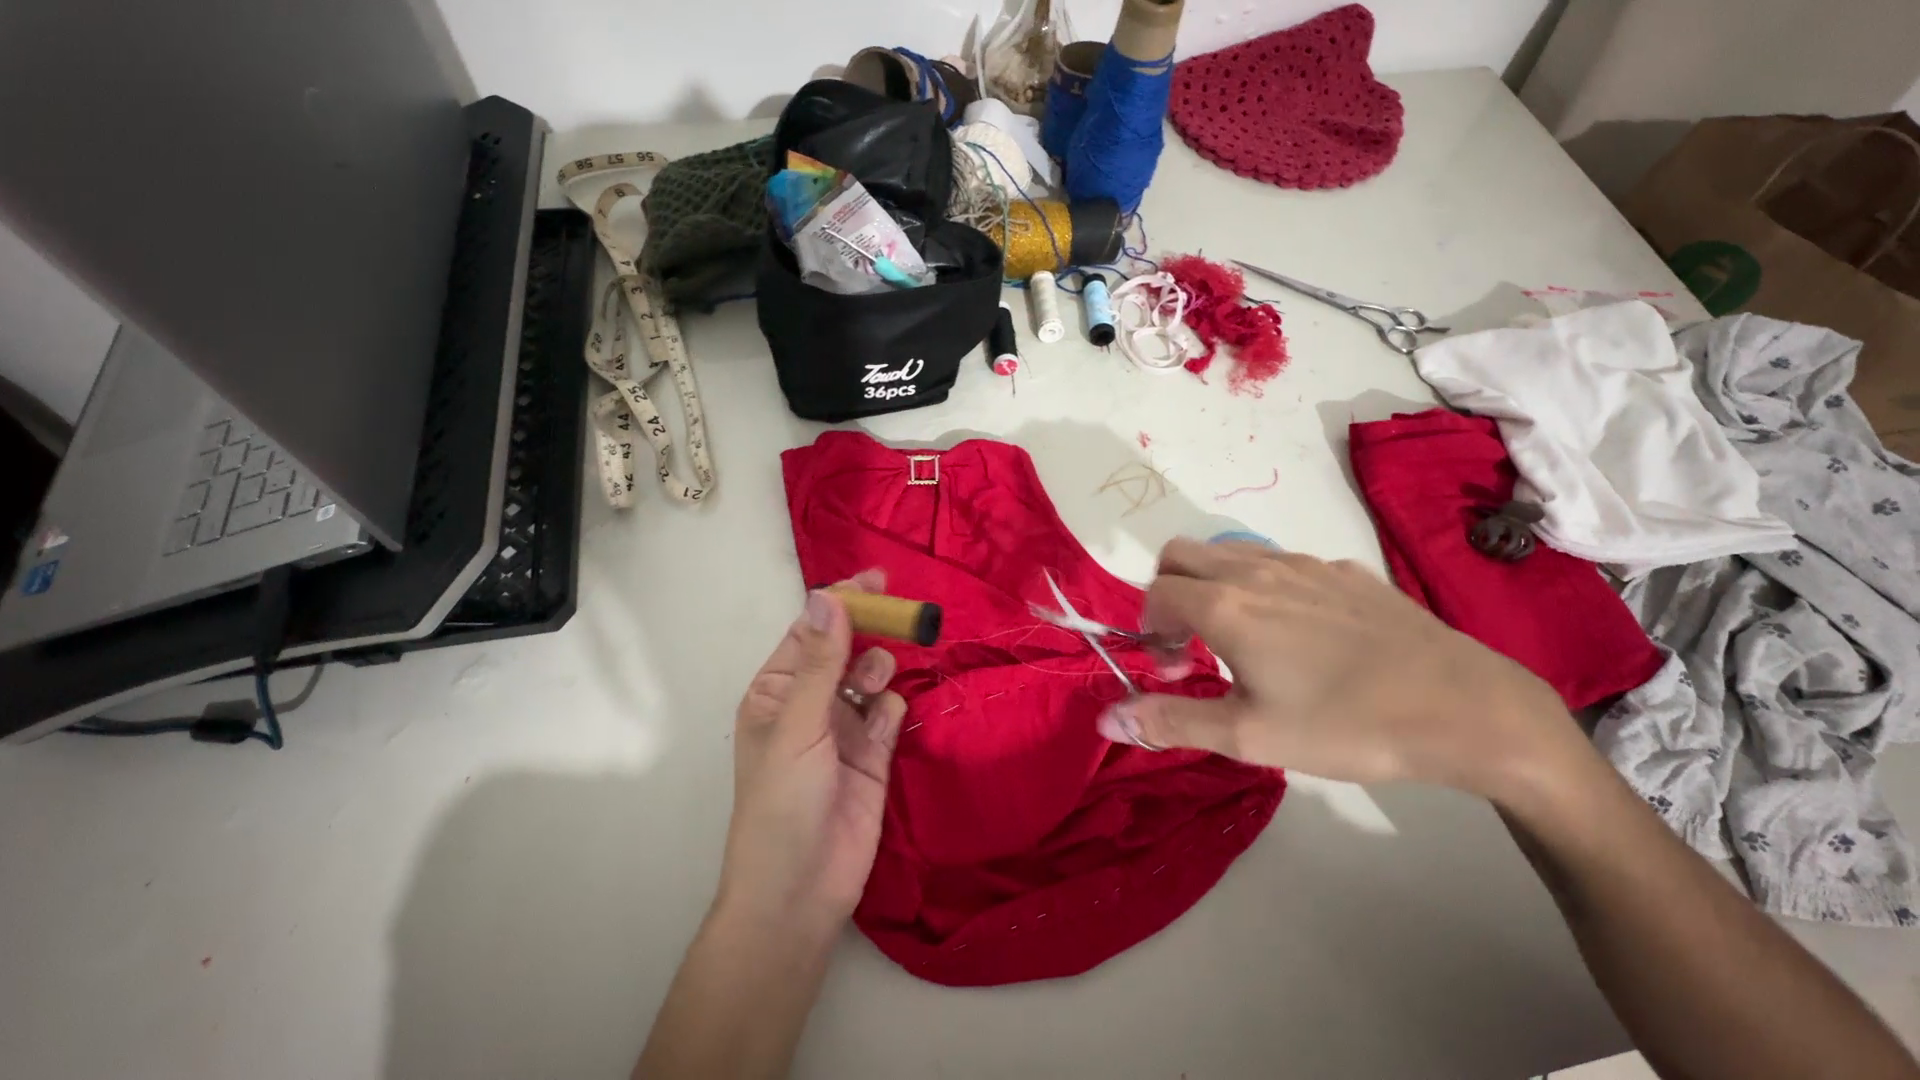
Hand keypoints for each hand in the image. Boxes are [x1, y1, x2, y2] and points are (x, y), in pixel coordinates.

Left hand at [716, 571, 906, 936]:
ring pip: (870, 680)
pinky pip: (888, 715)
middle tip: (903, 617)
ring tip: (879, 681)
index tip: (875, 580)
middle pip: (845, 651)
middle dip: (868, 632)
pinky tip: (889, 718)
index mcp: (776, 692)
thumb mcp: (798, 727)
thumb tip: (826, 595)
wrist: (800, 890)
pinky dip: (892, 708)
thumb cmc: (782, 803)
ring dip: (879, 670)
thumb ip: (820, 662)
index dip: (840, 603)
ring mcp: (842, 732)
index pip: (810, 633)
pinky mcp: (873, 758)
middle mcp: (809, 705)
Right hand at [1097, 539, 1571, 797]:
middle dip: (1169, 594)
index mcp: (1227, 604)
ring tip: (1244, 646)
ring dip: (1214, 588)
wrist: (1464, 707)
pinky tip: (1304, 639)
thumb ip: (1171, 722)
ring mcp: (1309, 565)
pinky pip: (1284, 565)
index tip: (1173, 672)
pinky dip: (1265, 587)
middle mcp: (1260, 569)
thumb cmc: (1346, 725)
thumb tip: (1105, 719)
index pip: (1156, 592)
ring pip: (1234, 554)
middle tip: (1192, 649)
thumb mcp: (1249, 737)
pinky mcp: (1350, 572)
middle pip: (1183, 554)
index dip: (1149, 630)